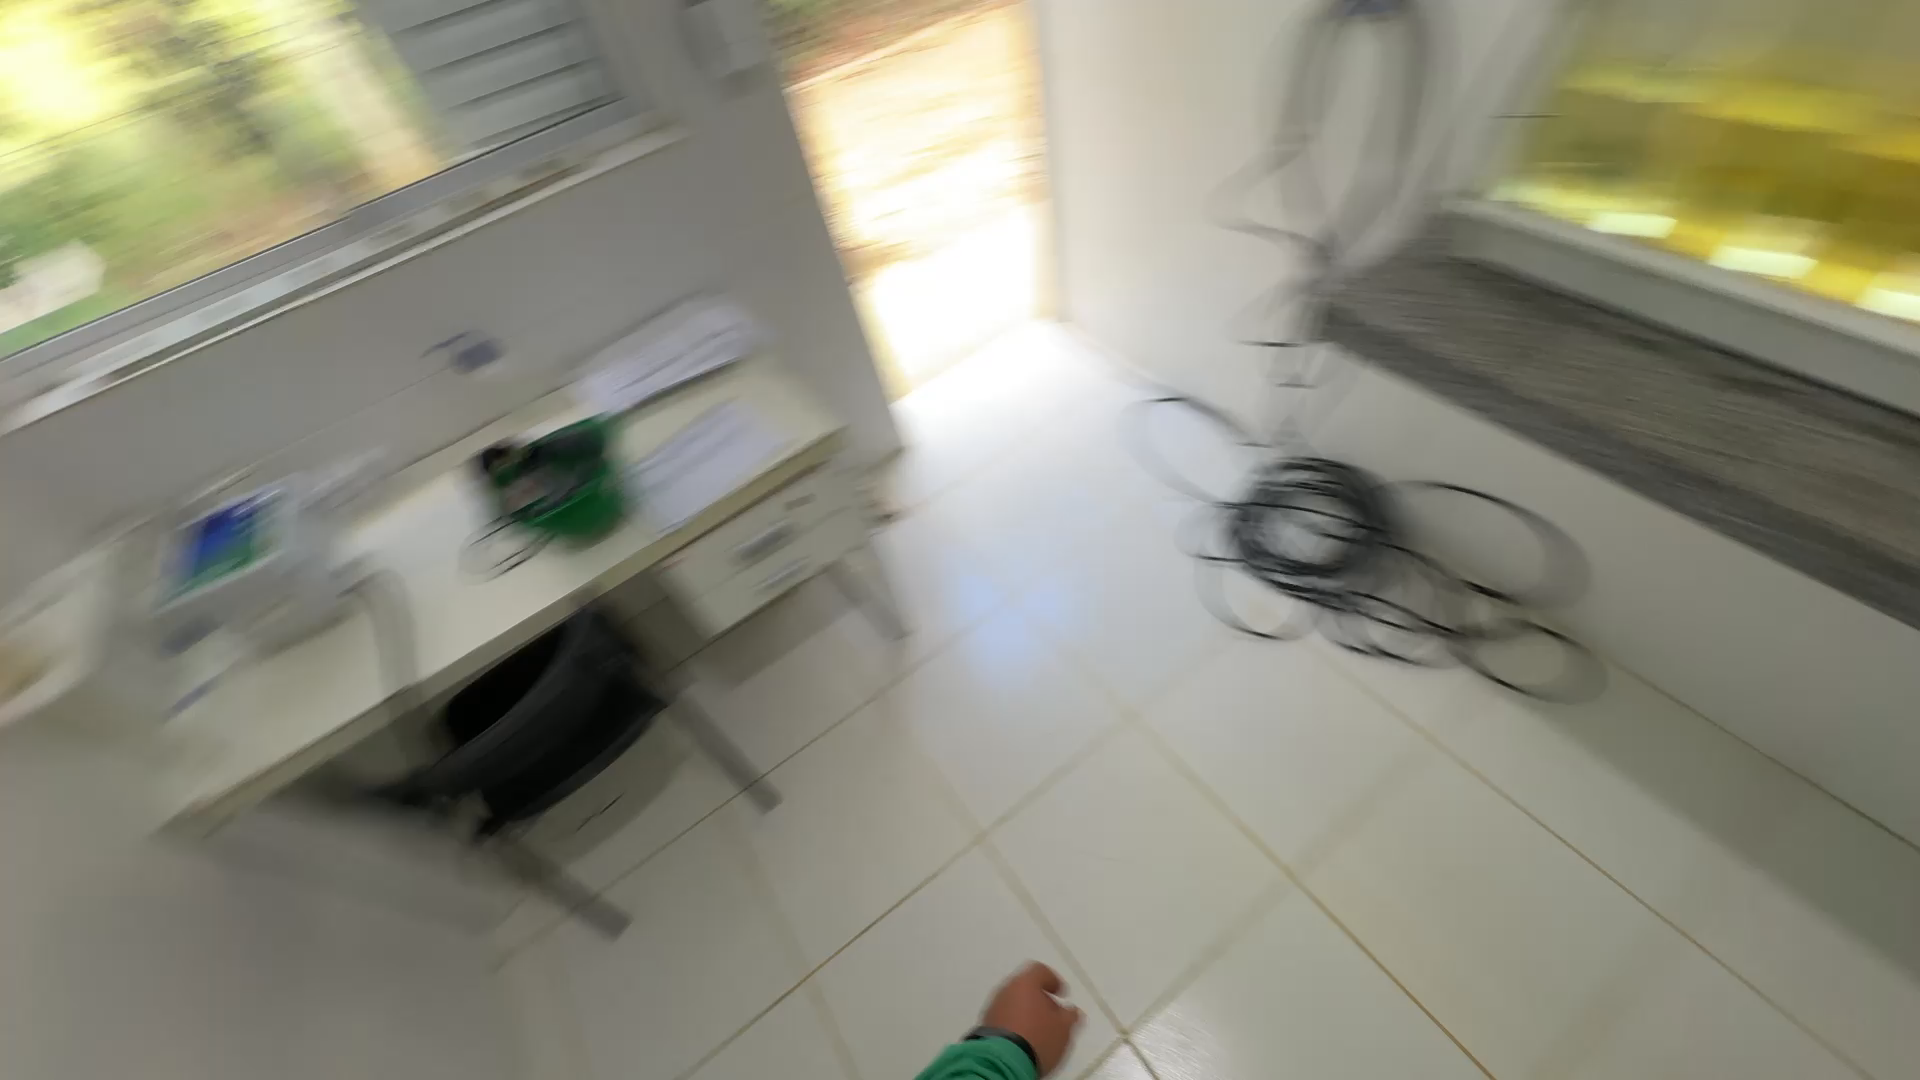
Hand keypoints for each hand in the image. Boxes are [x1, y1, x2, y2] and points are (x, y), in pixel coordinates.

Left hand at [981, 962, 1083, 1076]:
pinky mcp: (985, 1022)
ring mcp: (994, 1004)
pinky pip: (1004, 1015)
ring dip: (1026, 1011)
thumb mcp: (1063, 1029)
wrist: (1003, 1061)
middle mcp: (1007, 987)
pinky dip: (1014, 1021)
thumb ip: (1070, 1016)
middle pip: (1026, 986)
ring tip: (1037, 1030)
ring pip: (1014, 1000)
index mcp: (1026, 982)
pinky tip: (1023, 1037)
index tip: (1062, 995)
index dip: (1053, 980)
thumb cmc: (1037, 1038)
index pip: (1041, 970)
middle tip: (1051, 1015)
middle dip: (1039, 998)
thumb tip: (1073, 1010)